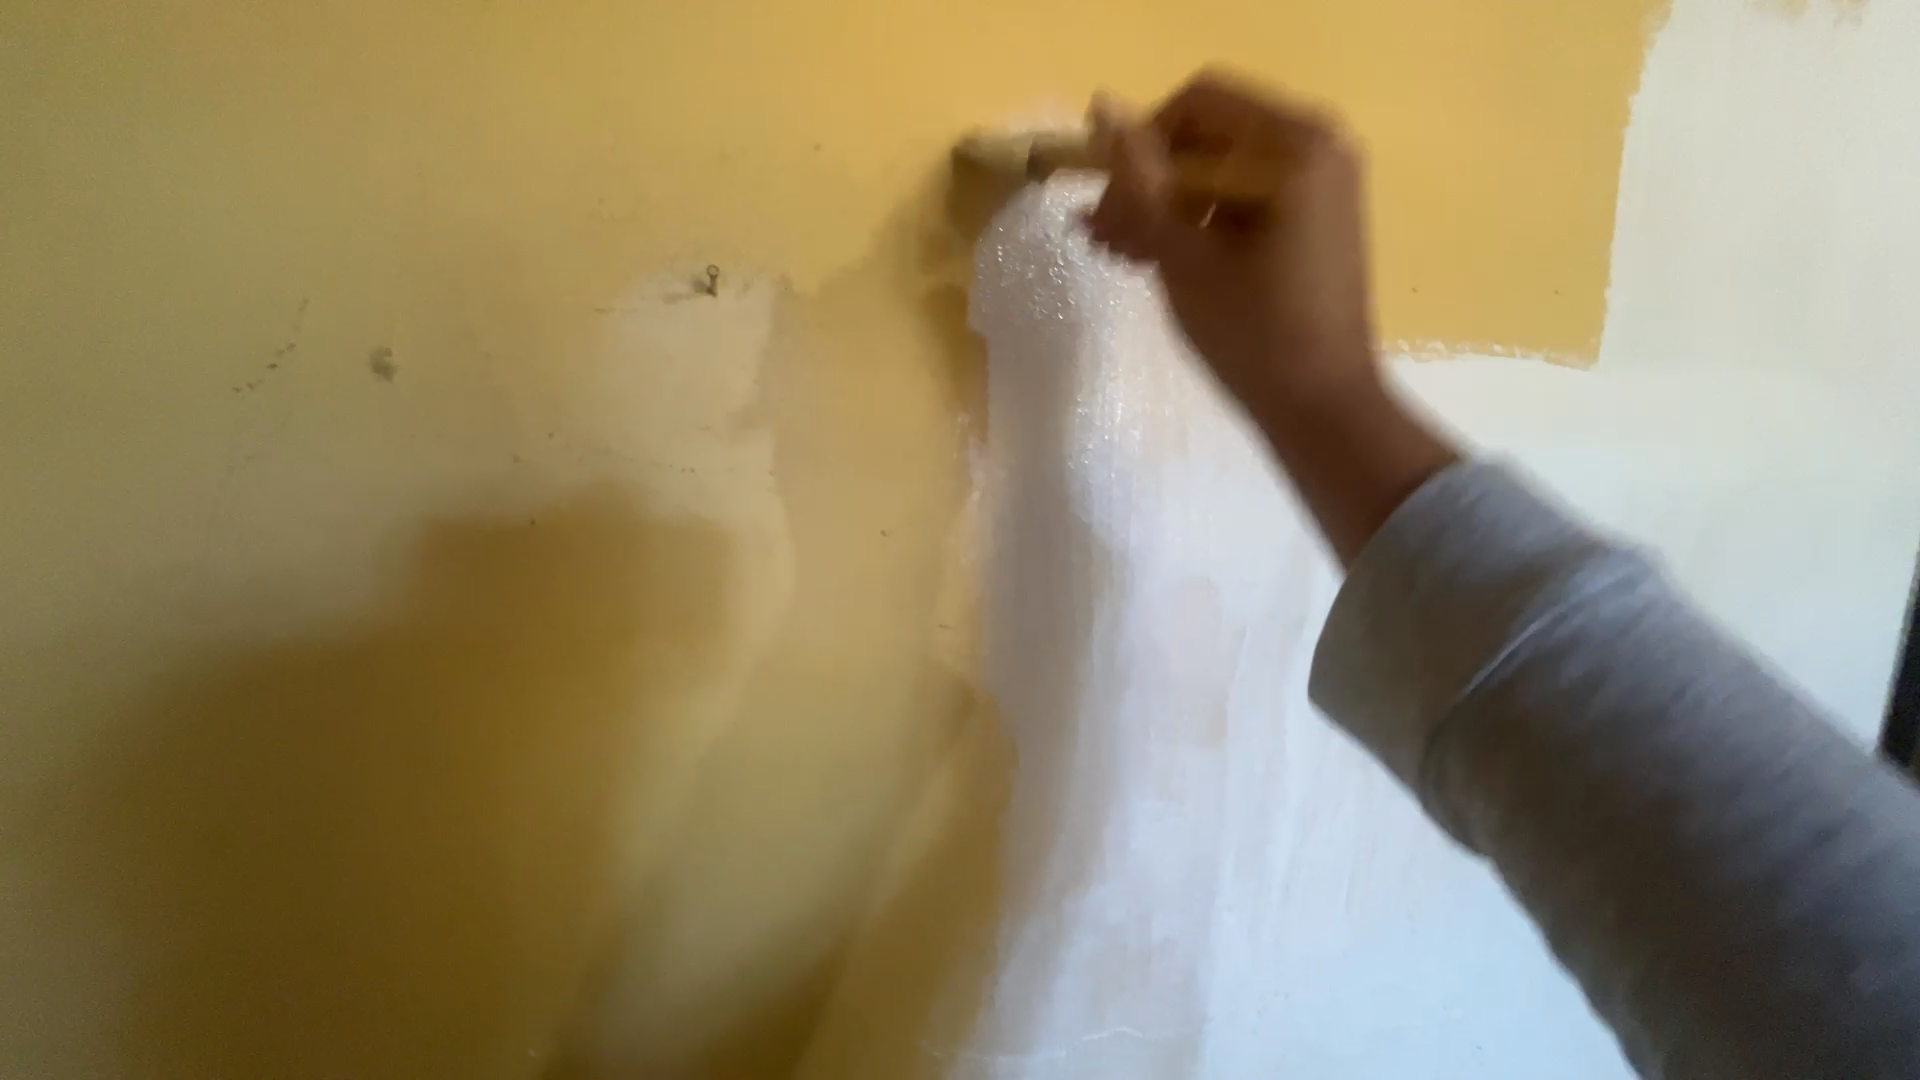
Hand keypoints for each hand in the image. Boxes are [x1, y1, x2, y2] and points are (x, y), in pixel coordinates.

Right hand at [1083, 72, 1380, 429]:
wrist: (1320, 407)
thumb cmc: (1252, 335)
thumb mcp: (1184, 257)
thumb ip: (1141, 182)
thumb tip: (1102, 110)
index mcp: (1295, 145)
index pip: (1196, 107)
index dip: (1138, 149)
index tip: (1104, 206)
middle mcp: (1317, 148)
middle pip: (1208, 139)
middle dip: (1147, 185)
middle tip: (1100, 238)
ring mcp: (1320, 186)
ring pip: (1220, 175)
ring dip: (1164, 209)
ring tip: (1120, 255)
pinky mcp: (1312, 222)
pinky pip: (1241, 204)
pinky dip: (1197, 227)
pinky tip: (1156, 260)